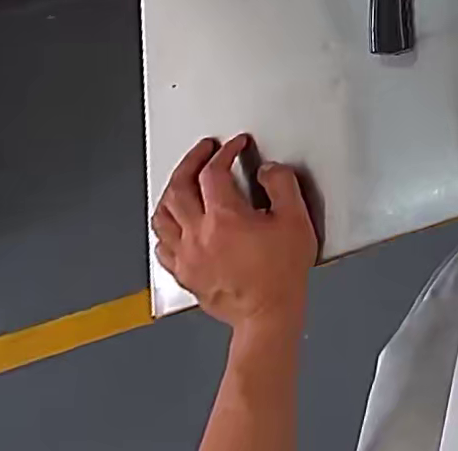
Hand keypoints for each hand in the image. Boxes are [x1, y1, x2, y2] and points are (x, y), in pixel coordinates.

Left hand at [152, 134, 317, 333]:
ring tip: (185, 179)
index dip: (225, 152)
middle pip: (178, 188)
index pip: (213, 173)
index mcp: (225, 218)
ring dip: (172, 189)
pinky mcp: (184, 273)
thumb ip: (281, 184)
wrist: (268, 312)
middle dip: (191, 161)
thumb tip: (267, 170)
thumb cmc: (281, 271)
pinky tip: (175, 220)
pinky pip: (162, 243)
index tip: (236, 145)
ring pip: (162, 215)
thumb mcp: (295, 217)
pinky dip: (166, 223)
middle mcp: (198, 235)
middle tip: (204, 150)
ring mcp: (186, 256)